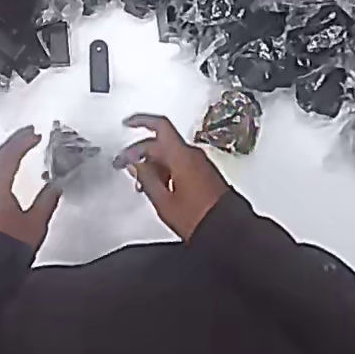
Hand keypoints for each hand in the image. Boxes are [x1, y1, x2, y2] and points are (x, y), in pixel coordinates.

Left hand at [0, 127, 61, 248]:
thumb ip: (46, 201)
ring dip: (9, 151)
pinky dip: (4, 163)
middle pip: (0, 155)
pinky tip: (11, 167)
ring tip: (23, 145)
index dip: (24, 141)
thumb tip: (55, 185)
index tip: (36, 133)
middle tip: (29, 133)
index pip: (10, 154)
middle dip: (15, 142)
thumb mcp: (34, 225)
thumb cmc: (7, 249)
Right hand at [117, 114, 230, 240]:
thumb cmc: (201, 218)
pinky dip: (166, 171)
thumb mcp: (164, 201)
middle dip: (139, 152)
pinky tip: (158, 187)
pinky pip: (180, 164)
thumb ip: (146, 178)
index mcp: (181, 156)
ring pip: (170, 155)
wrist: (231, 233)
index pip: (159, 126)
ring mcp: (200, 164)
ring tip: (141, 183)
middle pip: (160, 143)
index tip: (127, 124)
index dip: (141, 121)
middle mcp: (192, 155)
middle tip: (123, 164)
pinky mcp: (205, 174)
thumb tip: (135, 164)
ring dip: (153, 164)